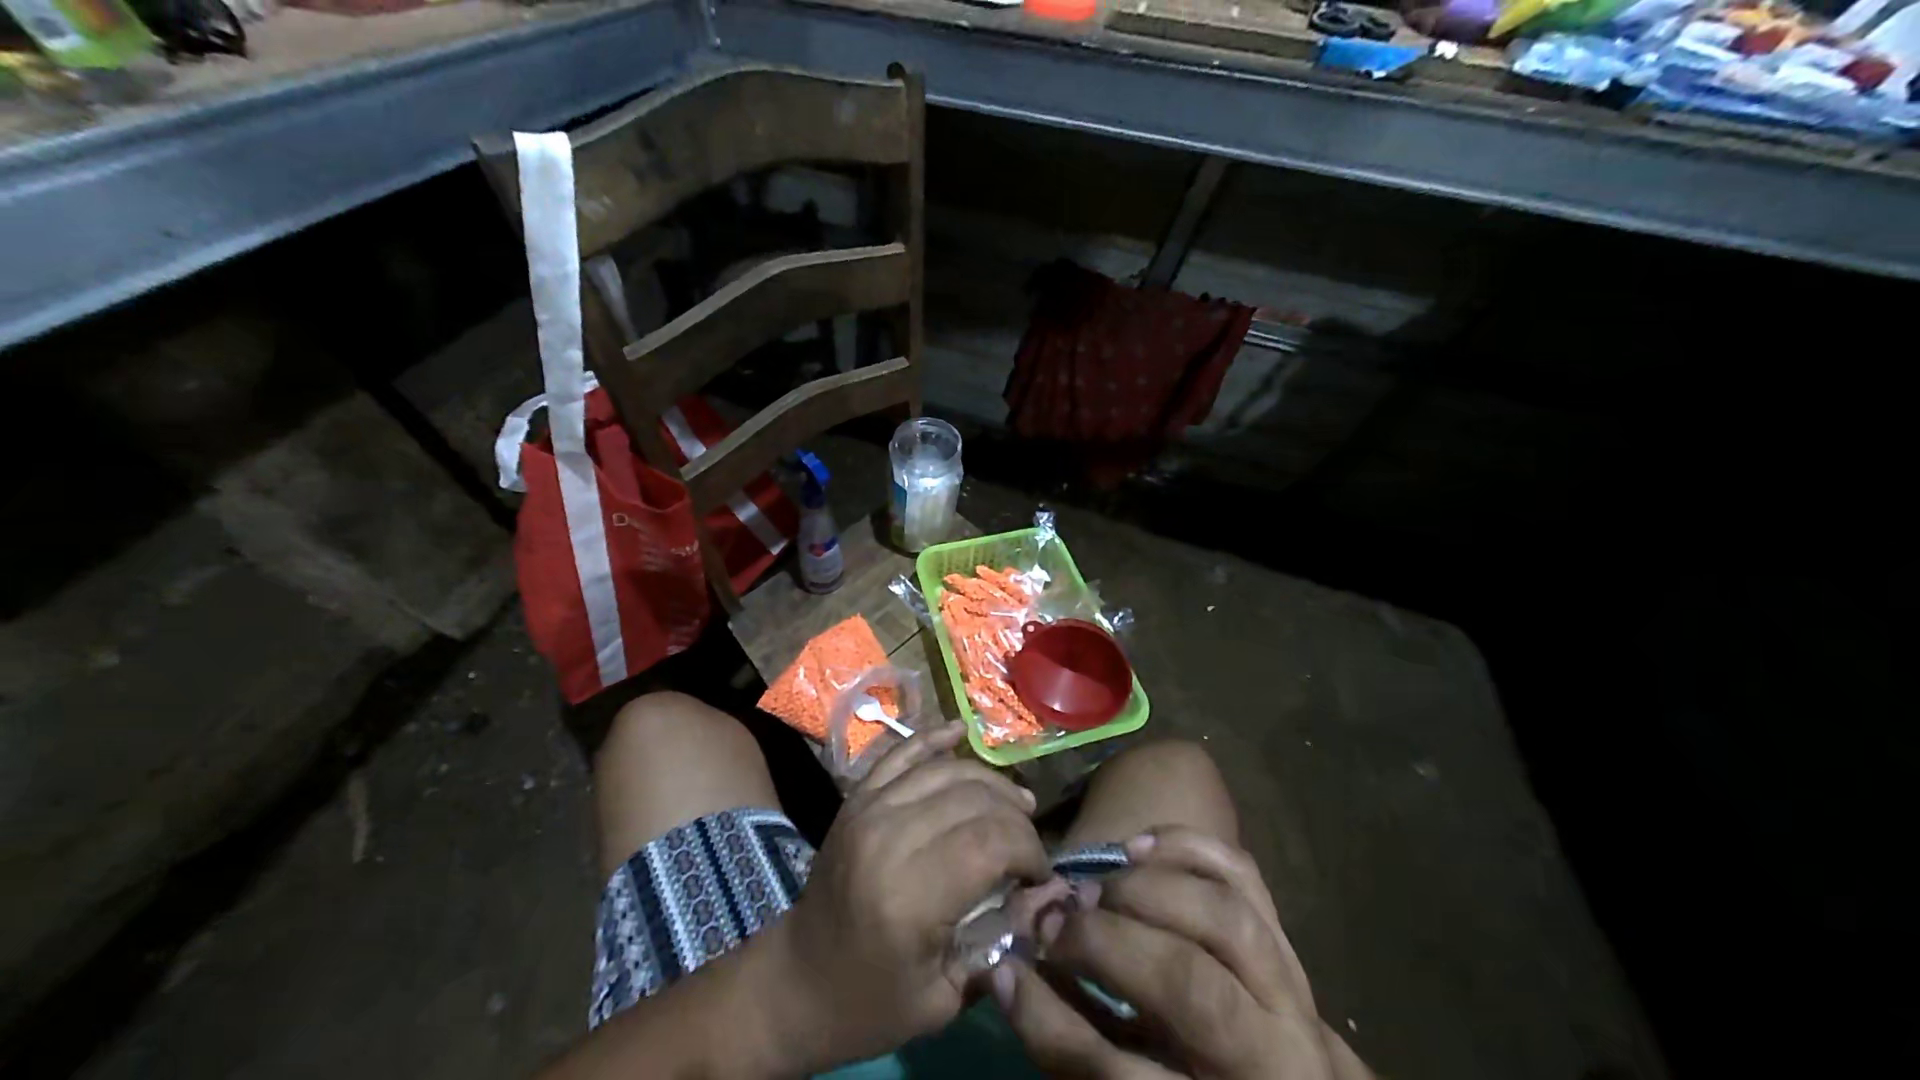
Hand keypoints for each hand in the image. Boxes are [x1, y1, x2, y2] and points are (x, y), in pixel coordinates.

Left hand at [777, 723, 1051, 1068]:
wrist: (796, 980)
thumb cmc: (870, 1002)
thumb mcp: (943, 997)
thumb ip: (1000, 941)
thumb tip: (1048, 895)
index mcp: (908, 895)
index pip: (991, 841)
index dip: (1030, 850)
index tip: (1039, 876)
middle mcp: (887, 838)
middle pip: (974, 799)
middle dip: (1016, 819)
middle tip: (1028, 847)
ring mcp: (867, 809)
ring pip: (945, 770)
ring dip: (990, 782)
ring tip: (1017, 803)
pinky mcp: (856, 798)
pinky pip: (901, 753)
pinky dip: (934, 740)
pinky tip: (962, 732)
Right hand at [995, 826, 1371, 1079]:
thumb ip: (1073, 1039)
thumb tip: (1009, 974)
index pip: (1120, 1071)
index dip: (1049, 1019)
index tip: (1006, 971)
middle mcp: (1270, 1055)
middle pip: (1186, 982)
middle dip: (1105, 942)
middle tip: (1056, 925)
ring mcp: (1291, 990)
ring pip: (1224, 918)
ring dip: (1147, 891)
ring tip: (1099, 889)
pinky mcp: (1287, 939)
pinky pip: (1244, 875)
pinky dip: (1188, 848)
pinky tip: (1136, 849)